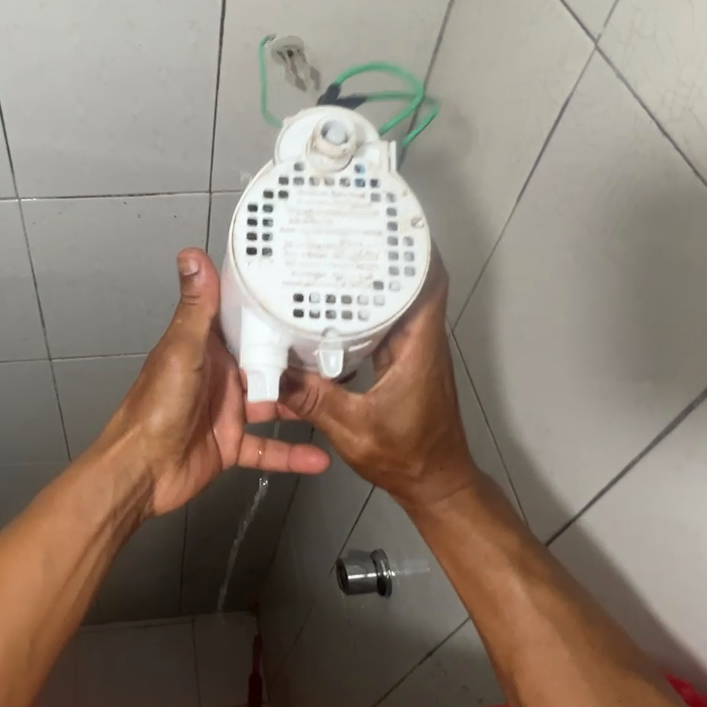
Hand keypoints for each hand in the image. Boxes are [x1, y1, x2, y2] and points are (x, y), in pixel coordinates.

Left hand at [90, 249, 330, 517]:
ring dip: (301, 402)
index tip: (304, 299)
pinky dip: (292, 454)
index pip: (244, 322)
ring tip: (337, 396)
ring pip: (274, 403)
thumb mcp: (182, 349)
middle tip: (339, 352)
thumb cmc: (154, 407)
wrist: (141, 469)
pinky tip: (319, 457)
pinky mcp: (232, 444)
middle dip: (298, 359)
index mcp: (207, 348)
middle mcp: (220, 376)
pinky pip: (269, 448)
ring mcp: (228, 411)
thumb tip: (191, 255)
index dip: (270, 311)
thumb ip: (196, 307)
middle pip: (267, 363)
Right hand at [275, 253, 478, 509]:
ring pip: (399, 304)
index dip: (415, 248)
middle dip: (384, 256)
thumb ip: (313, 399)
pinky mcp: (404, 365)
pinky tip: (336, 310)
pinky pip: (387, 326)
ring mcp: (414, 353)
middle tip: (347, 234)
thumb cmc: (408, 458)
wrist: (435, 484)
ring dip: (375, 283)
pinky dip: (367, 312)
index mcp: (420, 347)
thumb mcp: (353, 429)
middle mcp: (422, 342)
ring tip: (337, 261)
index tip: (388, 223)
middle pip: (411, 284)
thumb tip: (272, 374)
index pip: (429, 282)